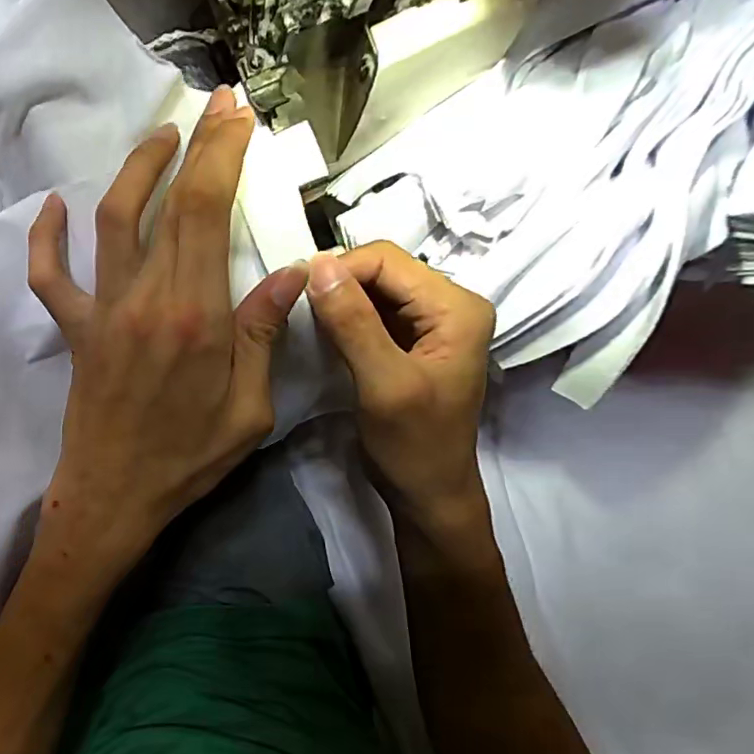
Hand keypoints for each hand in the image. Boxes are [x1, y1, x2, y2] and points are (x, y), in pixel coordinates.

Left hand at [28, 87, 310, 558]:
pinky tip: (54, 207)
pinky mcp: (74, 332)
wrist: (113, 497)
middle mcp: (146, 301)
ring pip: (110, 222)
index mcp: (197, 317)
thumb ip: (263, 336)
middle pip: (167, 203)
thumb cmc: (187, 461)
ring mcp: (102, 312)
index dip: (221, 154)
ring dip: (133, 171)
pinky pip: (49, 277)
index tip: (236, 114)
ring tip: (160, 140)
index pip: (207, 212)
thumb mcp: (249, 411)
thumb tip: (292, 274)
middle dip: (194, 145)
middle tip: (214, 107)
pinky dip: (46, 239)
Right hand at [303, 241, 495, 518]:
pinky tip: (323, 333)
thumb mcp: (383, 384)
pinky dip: (345, 318)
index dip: (339, 269)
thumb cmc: (413, 446)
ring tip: (305, 320)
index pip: (388, 260)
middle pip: (382, 270)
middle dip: (338, 283)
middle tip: (297, 309)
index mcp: (457, 308)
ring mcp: (431, 323)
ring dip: (338, 300)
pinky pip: (373, 313)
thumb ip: (353, 324)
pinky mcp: (411, 341)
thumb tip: (317, 266)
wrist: (427, 493)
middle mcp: (450, 305)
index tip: (297, 294)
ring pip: (374, 290)